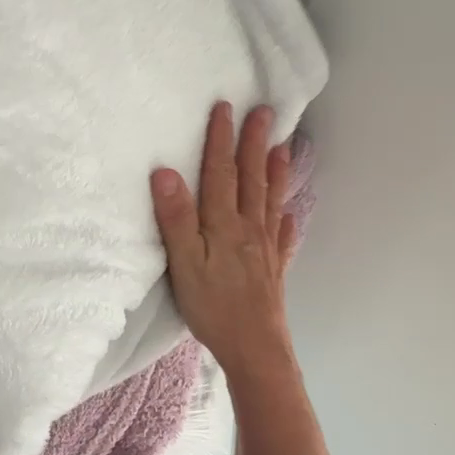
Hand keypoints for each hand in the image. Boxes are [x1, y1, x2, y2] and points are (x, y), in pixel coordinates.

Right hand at [152, 102, 299, 378]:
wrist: (254, 346)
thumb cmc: (213, 308)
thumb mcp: (185, 263)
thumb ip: (176, 219)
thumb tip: (166, 172)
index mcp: (224, 225)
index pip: (220, 174)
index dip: (220, 140)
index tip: (225, 107)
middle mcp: (249, 230)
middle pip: (251, 180)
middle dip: (253, 145)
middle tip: (263, 112)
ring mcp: (265, 251)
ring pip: (270, 202)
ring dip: (274, 173)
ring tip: (282, 147)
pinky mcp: (273, 273)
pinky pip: (282, 238)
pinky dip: (285, 221)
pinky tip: (288, 215)